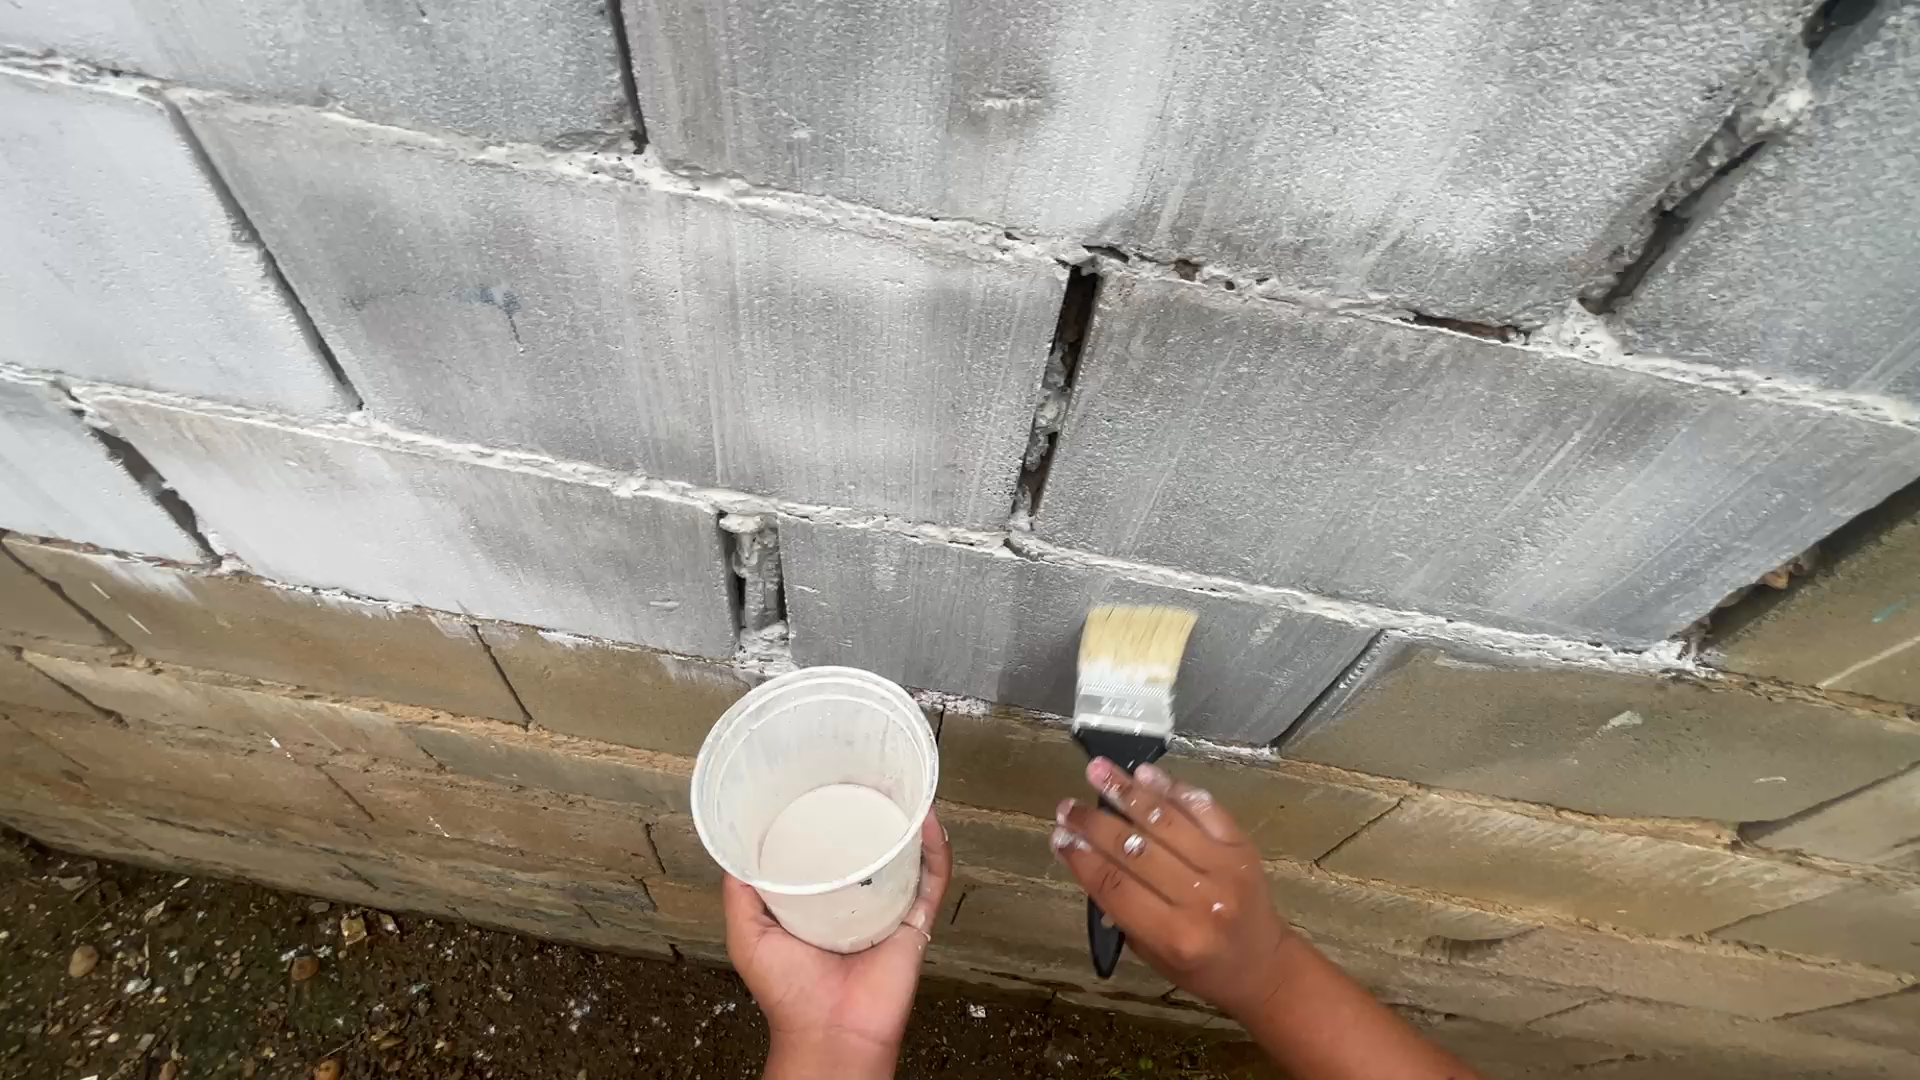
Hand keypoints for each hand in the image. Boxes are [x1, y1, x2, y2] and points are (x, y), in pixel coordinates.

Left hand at [723, 810, 952, 1079]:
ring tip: (904, 789)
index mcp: (828, 898)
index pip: (837, 846)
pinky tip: (927, 820)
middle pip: (876, 844)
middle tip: (873, 778)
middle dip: (878, 810)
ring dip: (911, 820)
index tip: (832, 783)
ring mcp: (892, 905)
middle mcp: (863, 896)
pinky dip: (935, 847)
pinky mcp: (917, 918)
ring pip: (910, 852)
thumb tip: (733, 851)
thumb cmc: (790, 995)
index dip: (836, 814)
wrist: (830, 1034)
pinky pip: (933, 876)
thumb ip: (741, 895)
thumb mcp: (750, 936)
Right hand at [1051, 758, 1293, 1019]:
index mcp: (1176, 937)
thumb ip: (1118, 907)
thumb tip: (1079, 851)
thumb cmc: (1200, 967)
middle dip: (1094, 823)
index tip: (1058, 834)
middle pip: (1135, 849)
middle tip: (1067, 806)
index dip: (1082, 856)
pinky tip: (1144, 773)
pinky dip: (1170, 787)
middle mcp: (1202, 899)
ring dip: (1126, 791)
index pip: (1116, 886)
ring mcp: (1225, 867)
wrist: (1265, 967)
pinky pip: (1201, 807)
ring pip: (1165, 819)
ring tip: (1098, 770)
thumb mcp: (1152, 953)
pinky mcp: (1241, 844)